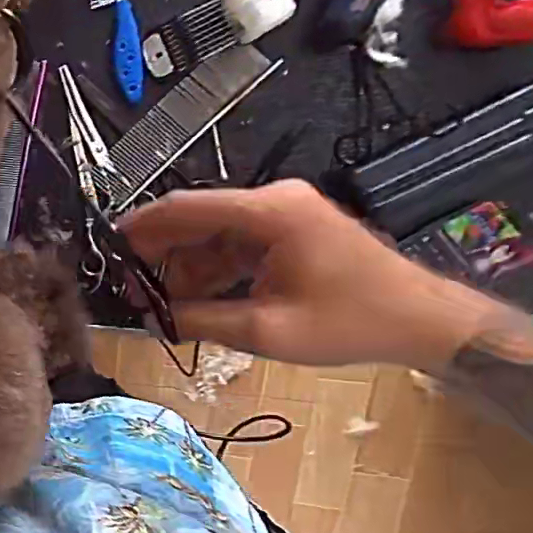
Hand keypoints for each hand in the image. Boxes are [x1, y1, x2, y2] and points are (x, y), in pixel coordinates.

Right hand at [121, 181, 506, 371]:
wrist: (420, 321)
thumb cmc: (352, 320)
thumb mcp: (267, 330)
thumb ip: (201, 321)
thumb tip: (154, 321)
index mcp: (269, 211)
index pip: (188, 207)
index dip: (143, 227)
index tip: (112, 248)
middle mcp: (273, 203)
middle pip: (198, 220)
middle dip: (160, 255)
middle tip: (131, 288)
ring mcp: (282, 217)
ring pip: (213, 237)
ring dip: (184, 270)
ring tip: (156, 305)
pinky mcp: (288, 235)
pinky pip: (236, 249)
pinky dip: (211, 274)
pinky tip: (191, 302)